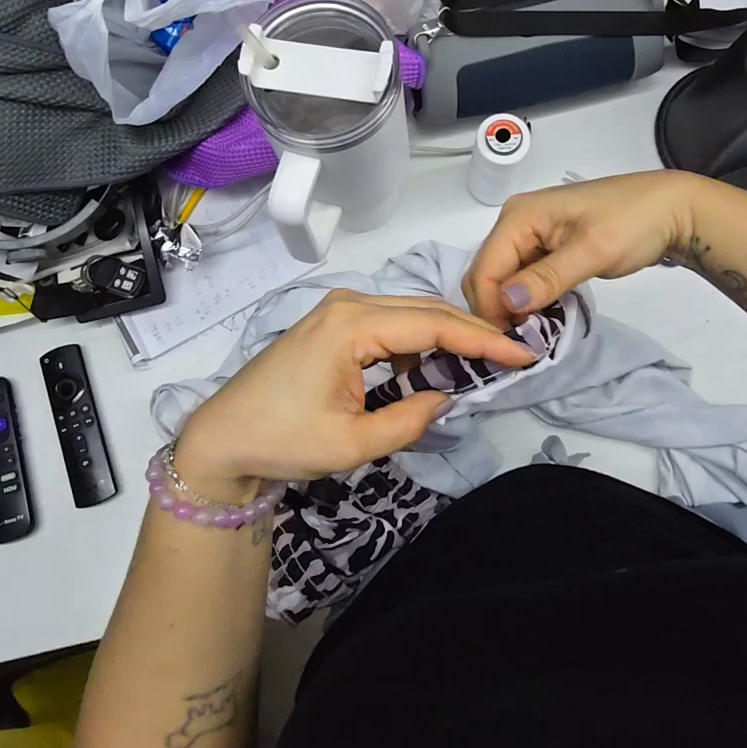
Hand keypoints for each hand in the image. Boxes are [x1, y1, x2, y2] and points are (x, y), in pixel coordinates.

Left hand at [172, 290, 536, 499]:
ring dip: (444, 335)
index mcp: (351, 325)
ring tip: (482, 362)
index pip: (433, 324)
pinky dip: (416, 341)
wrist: (223, 438)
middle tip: (513, 355)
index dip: (482, 340)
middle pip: (425, 309)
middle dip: (471, 332)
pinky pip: (387, 324)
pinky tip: (431, 366)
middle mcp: (347, 305)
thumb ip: (408, 419)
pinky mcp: (332, 324)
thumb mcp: (352, 443)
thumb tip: (446, 398)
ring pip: (408, 313)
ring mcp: (337, 311)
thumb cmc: (282, 440)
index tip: (523, 354)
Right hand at [462, 171, 705, 324]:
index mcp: (519, 216)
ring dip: (510, 307)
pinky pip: (521, 276)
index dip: (491, 308)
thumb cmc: (633, 223)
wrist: (672, 208)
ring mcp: (528, 233)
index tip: (512, 343)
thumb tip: (506, 304)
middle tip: (520, 343)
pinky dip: (525, 299)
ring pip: (502, 278)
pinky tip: (539, 318)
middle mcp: (514, 221)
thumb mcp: (592, 252)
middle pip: (487, 273)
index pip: (486, 269)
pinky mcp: (543, 246)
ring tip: (530, 335)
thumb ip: (547, 278)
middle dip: (496, 309)